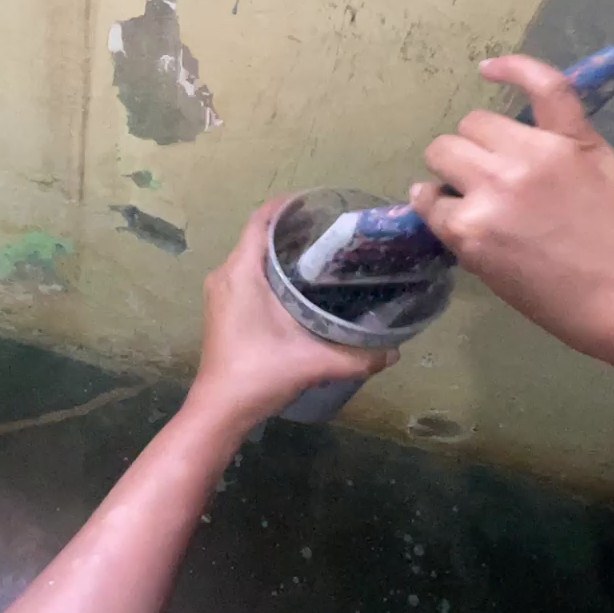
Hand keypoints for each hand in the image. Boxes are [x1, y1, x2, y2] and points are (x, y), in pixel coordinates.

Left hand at [187, 198, 397, 428]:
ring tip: (316, 252)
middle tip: (327, 230)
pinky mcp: (220, 308)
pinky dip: (266, 269)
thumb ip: (357, 357)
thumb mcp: (313, 363)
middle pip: (255, 236)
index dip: (284, 206)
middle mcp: (225, 274)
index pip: (259, 221)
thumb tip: (394, 352)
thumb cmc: (259, 374)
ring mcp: (219, 292)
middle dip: (288, 228)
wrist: (219, 410)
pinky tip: (294, 284)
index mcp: (241, 272)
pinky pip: (243, 273)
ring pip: (248, 256)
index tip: (314, 202)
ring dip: (276, 250)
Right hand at [409, 55, 613, 372]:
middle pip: (446, 151)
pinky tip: (490, 69)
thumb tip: (449, 206)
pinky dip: (515, 69)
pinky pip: (543, 84)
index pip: (428, 199)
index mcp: (471, 230)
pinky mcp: (578, 138)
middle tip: (478, 187)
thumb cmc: (576, 310)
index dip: (440, 206)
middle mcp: (494, 183)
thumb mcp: (500, 282)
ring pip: (477, 122)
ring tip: (500, 155)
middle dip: (452, 170)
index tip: (454, 211)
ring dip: (478, 140)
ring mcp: (538, 154)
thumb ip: (468, 238)